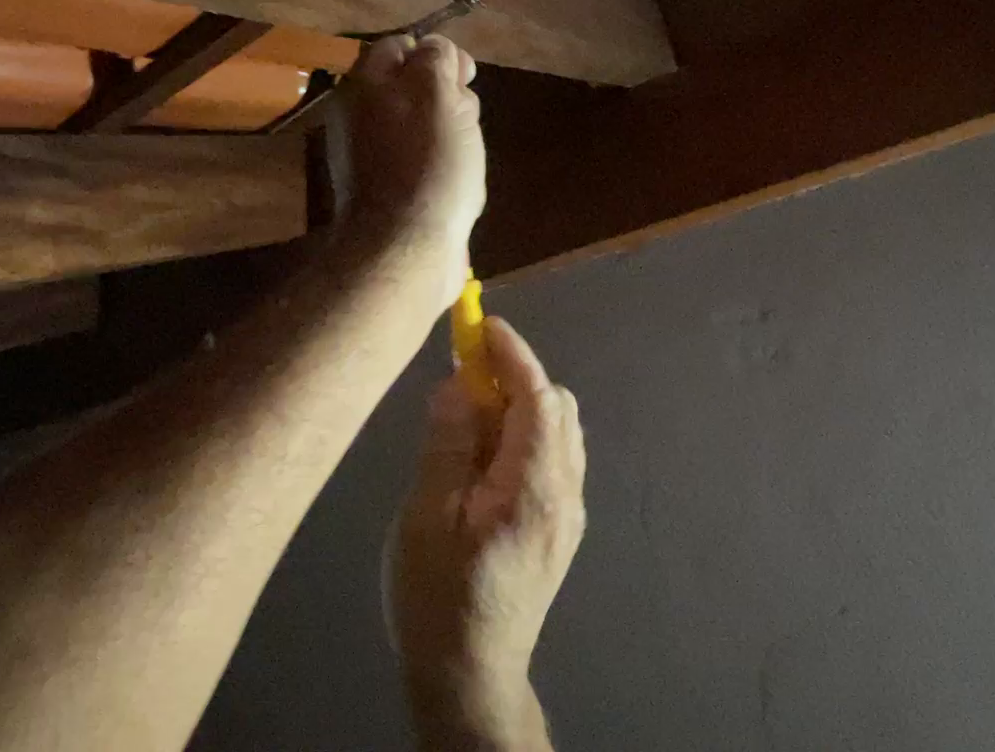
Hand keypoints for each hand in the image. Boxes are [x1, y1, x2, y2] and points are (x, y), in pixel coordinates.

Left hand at [342, 33, 484, 271]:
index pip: (399, 47)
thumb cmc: (427, 164)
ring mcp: (373, 156)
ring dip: (454, 135)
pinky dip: (445, 168)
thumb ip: (434, 59)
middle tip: (463, 122)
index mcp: (363, 88)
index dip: (436, 53)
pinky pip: (425, 162)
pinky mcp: (389, 190)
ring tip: (464, 159)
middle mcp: (361, 117)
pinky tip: (458, 186)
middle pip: (416, 88)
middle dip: (450, 99)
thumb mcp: (436, 94)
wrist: (407, 247)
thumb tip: (433, 49)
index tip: (465, 76)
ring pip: (427, 126)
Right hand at [389, 318, 585, 751]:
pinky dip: (521, 433)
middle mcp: (565, 494)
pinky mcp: (557, 528)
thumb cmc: (439, 593)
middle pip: (556, 408)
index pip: (537, 397)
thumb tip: (460, 383)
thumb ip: (447, 442)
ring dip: (517, 404)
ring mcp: (566, 514)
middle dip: (513, 376)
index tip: (480, 323)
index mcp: (534, 487)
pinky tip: (480, 453)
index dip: (511, 353)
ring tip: (464, 413)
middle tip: (459, 375)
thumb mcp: (427, 514)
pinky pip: (550, 457)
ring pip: (557, 432)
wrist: (469, 671)